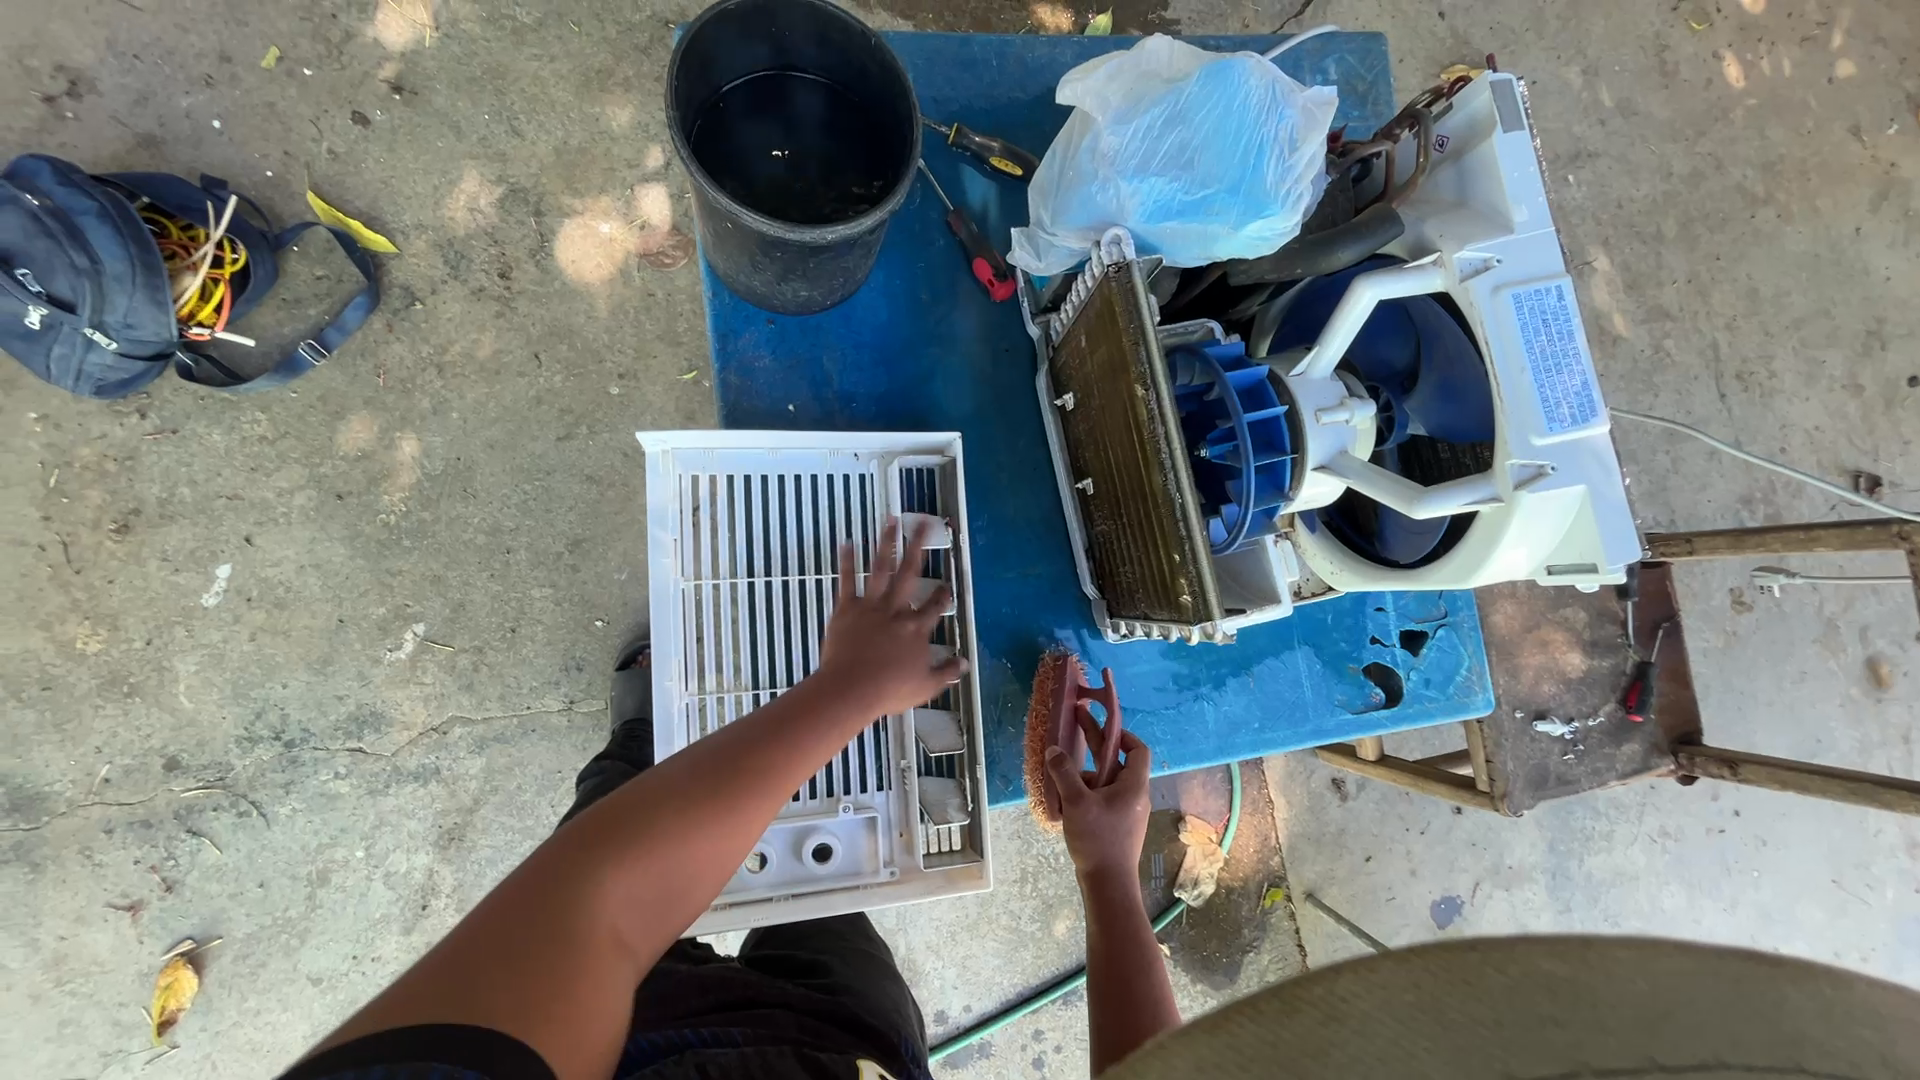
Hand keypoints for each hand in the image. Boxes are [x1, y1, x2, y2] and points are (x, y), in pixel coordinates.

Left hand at [812, 517, 966, 718]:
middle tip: (925, 524)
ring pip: (881, 568)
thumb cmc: (888, 690)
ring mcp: (871, 606)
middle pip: (910, 573)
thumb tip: (965, 663)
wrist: (851, 689)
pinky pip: (847, 580)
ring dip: (887, 543)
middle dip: (919, 547)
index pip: (934, 607)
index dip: (942, 595)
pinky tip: (847, 541)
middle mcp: (897, 610)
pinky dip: (847, 561)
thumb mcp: (925, 686)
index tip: (946, 586)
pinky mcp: (847, 608)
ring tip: (891, 520)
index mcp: (916, 629)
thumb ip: (946, 672)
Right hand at [1045, 730, 1151, 884]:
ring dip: (1086, 775)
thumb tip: (1054, 750)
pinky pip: (1103, 799)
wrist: (1108, 884)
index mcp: (1133, 786)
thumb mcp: (1076, 802)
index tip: (1102, 726)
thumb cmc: (1098, 839)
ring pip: (1106, 782)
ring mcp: (1126, 812)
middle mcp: (1134, 796)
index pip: (1138, 750)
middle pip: (1117, 761)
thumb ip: (1064, 773)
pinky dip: (1086, 793)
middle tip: (1076, 722)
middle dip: (1096, 743)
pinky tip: (1066, 801)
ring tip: (1061, 777)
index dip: (1122, 734)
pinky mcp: (1117, 826)